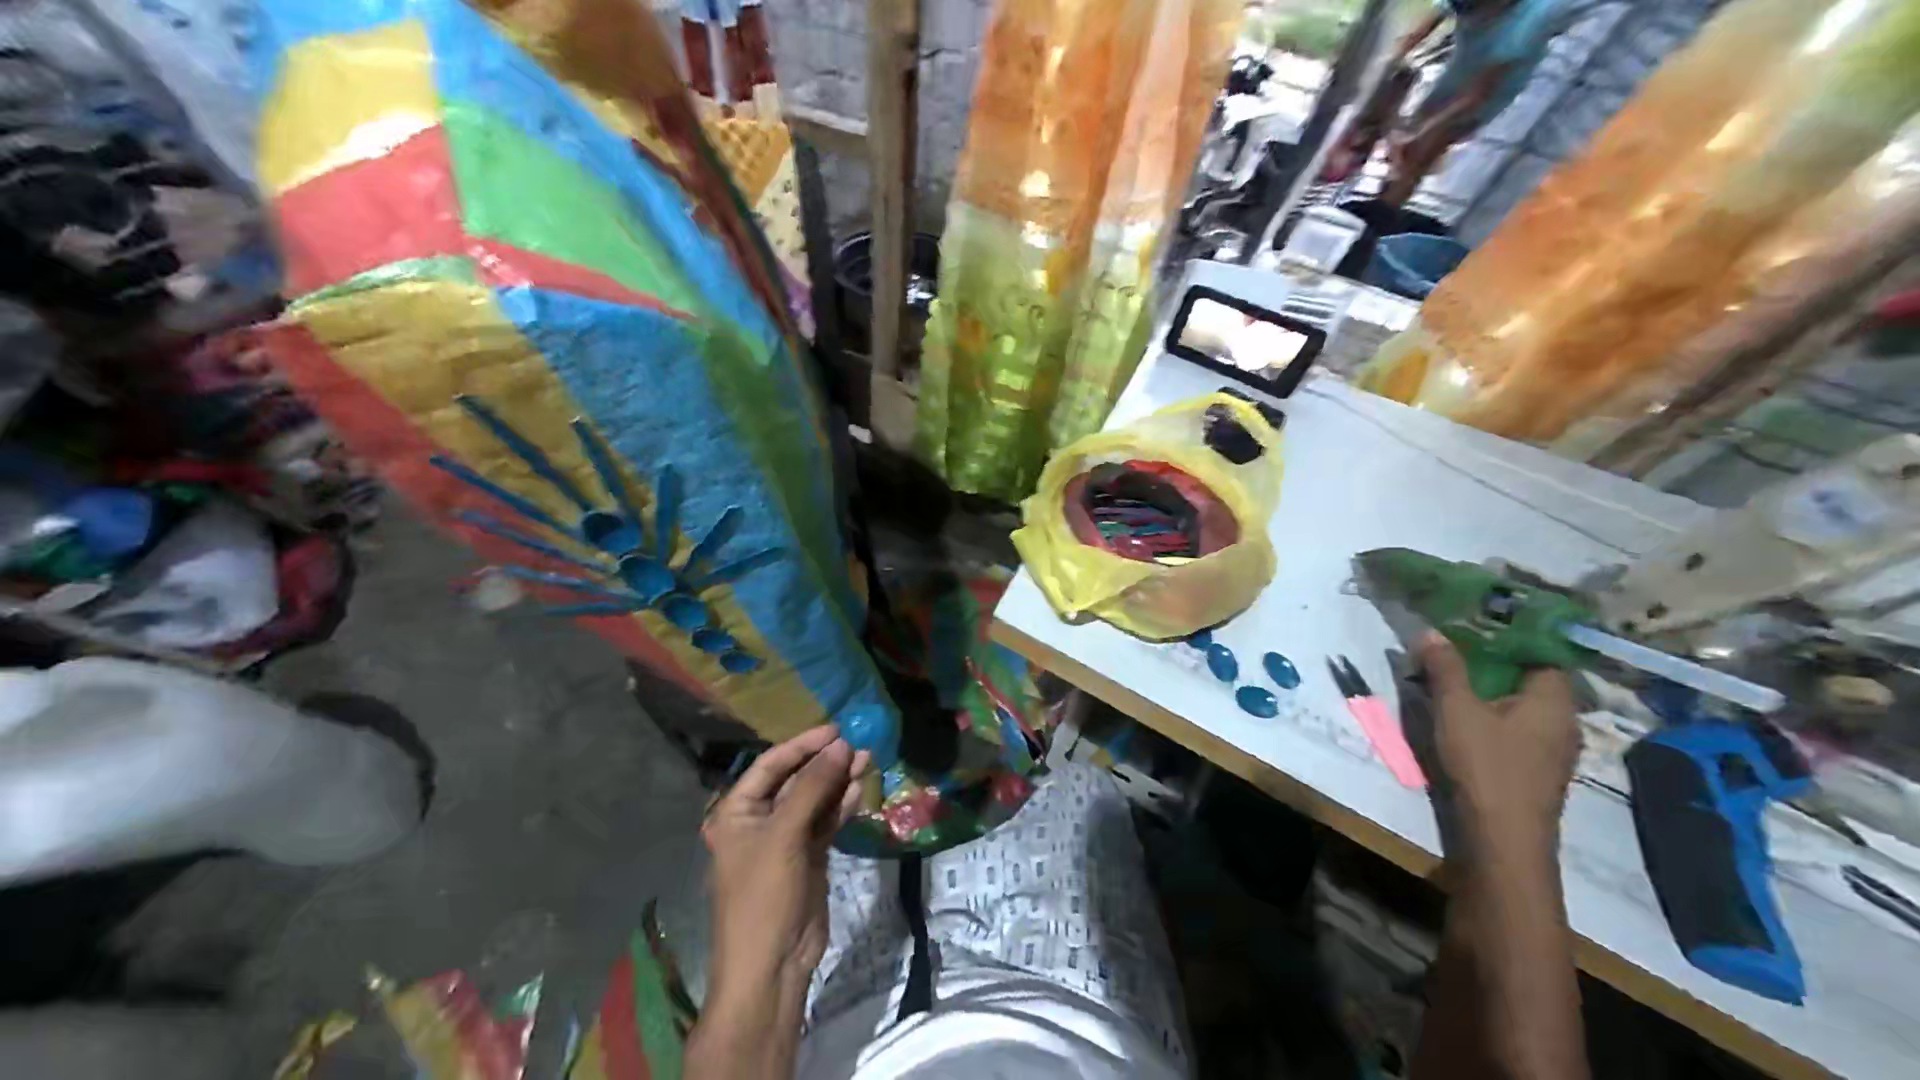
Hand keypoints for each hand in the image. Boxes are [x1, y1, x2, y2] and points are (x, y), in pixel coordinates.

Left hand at [701, 726, 869, 1002]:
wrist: (772, 965)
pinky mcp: (807, 856)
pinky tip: (860, 789)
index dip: (802, 745)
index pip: (771, 765)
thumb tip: (842, 745)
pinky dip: (842, 805)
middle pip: (796, 780)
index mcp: (736, 812)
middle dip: (826, 763)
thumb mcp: (784, 836)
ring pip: (815, 800)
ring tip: (868, 760)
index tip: (835, 729)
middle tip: (858, 745)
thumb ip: (814, 787)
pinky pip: (826, 821)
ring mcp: (785, 839)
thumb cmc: (763, 895)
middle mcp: (759, 820)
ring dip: (838, 781)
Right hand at [1420, 632, 1579, 854]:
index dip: (1510, 638)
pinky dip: (1496, 714)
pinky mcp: (1538, 768)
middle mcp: (1565, 720)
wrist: (1503, 835)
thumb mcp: (1456, 709)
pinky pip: (1520, 726)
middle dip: (1495, 664)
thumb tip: (1432, 631)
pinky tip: (1468, 717)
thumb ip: (1445, 668)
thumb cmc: (1486, 763)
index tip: (1475, 626)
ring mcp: (1555, 748)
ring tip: (1455, 679)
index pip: (1541, 654)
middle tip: (1456, 648)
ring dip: (1493, 691)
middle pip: (1532, 679)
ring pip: (1524, 705)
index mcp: (1554, 700)